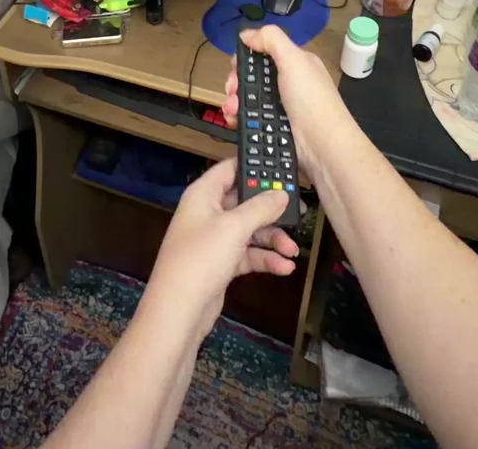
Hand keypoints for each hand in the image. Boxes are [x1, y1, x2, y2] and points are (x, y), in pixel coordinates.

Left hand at [147, 158, 299, 325]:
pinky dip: (264, 258)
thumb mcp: (234, 227)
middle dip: (270, 208)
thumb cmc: (202, 257)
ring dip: (271, 238)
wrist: (179, 310)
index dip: (253, 166)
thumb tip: (282, 193)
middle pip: (243, 201)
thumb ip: (261, 208)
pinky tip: (284, 267)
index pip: (230, 169)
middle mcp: (207, 212)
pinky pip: (247, 253)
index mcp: (203, 194)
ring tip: (293, 249)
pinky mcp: (220, 263)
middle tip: (298, 210)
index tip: (281, 167)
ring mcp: (213, 239)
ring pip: (249, 229)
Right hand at [224, 24, 351, 163]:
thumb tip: (245, 33)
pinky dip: (237, 118)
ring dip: (233, 100)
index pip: (264, 54)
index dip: (246, 58)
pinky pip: (248, 119)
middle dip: (236, 81)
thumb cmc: (309, 98)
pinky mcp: (271, 128)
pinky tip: (233, 120)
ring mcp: (278, 108)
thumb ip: (270, 39)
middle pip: (251, 77)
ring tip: (231, 108)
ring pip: (246, 98)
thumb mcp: (294, 59)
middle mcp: (286, 84)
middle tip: (232, 89)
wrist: (322, 145)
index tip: (235, 66)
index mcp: (295, 64)